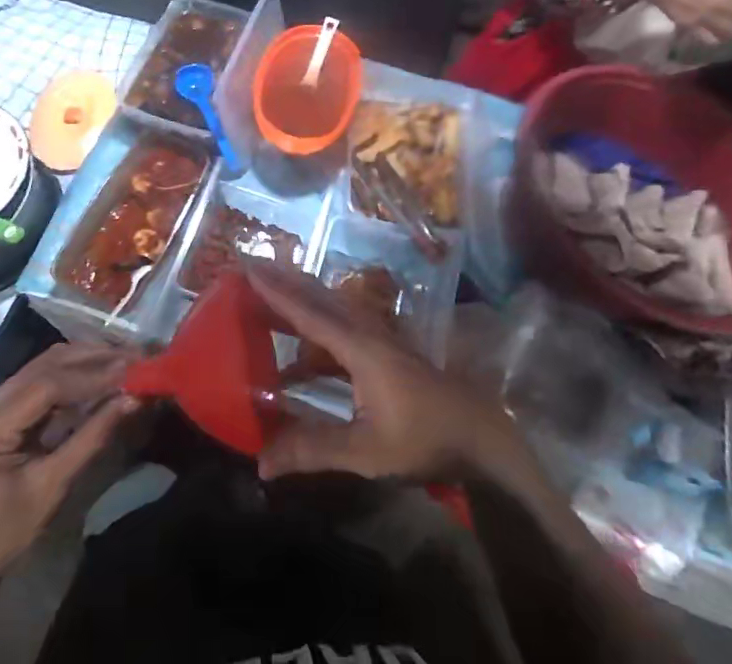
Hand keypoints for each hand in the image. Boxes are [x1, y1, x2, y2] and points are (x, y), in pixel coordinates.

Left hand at [0, 343, 139, 585]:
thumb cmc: (5, 531)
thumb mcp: (54, 484)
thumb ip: (94, 435)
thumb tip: (136, 397)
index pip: (47, 386)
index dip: (95, 375)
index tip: (136, 371)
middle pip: (46, 366)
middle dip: (96, 358)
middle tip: (139, 358)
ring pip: (45, 365)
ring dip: (87, 361)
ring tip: (127, 363)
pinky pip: (39, 379)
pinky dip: (74, 375)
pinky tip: (102, 377)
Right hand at [243, 260, 519, 481]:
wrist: (479, 436)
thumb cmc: (425, 439)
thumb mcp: (366, 451)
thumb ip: (313, 450)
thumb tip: (259, 463)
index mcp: (364, 350)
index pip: (313, 314)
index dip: (279, 293)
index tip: (251, 269)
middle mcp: (373, 337)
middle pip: (325, 302)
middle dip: (289, 286)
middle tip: (254, 270)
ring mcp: (385, 344)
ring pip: (338, 314)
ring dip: (306, 304)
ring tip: (272, 300)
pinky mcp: (392, 357)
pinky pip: (347, 333)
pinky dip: (321, 334)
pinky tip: (304, 357)